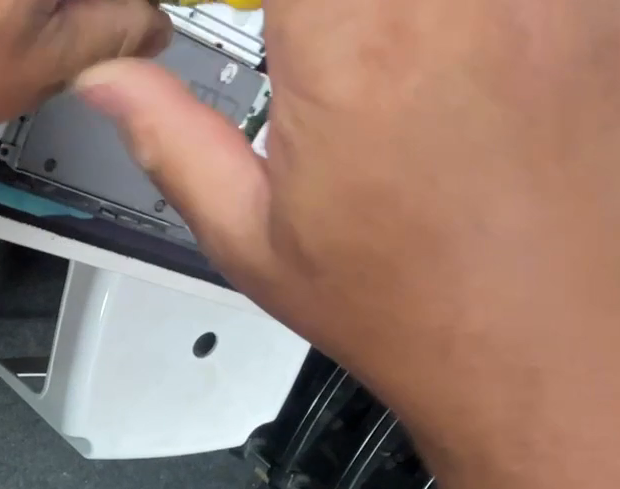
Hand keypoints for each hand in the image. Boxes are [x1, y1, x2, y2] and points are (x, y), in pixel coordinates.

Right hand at [77, 0, 619, 435]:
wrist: (516, 326)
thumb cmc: (373, 293)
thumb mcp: (244, 235)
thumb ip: (170, 138)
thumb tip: (104, 77)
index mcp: (345, 54)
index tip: (248, 13)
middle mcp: (448, 0)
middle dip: (312, 4)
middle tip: (301, 39)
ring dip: (375, 9)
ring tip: (363, 48)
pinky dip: (456, 9)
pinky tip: (438, 45)